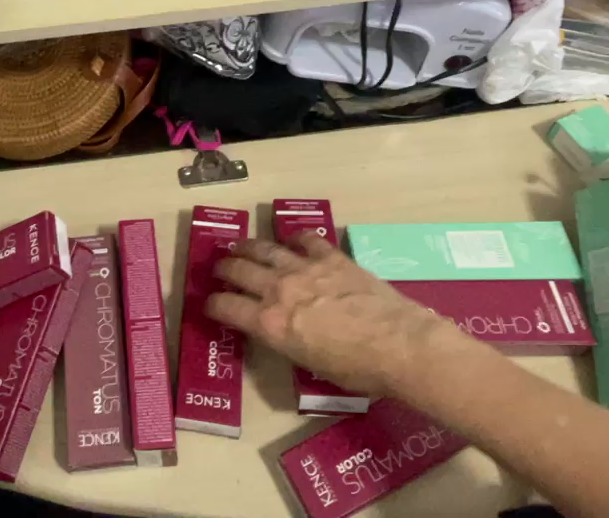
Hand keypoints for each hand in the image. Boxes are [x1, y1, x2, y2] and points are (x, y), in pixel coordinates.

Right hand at [206, 233, 454, 396]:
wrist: (399, 345)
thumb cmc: (358, 370)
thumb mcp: (311, 365)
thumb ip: (289, 343)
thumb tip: (283, 332)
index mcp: (271, 324)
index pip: (228, 308)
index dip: (214, 304)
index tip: (208, 303)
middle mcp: (279, 291)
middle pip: (240, 271)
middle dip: (225, 268)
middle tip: (219, 268)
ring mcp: (304, 269)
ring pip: (265, 249)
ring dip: (248, 246)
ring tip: (240, 244)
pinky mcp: (329, 257)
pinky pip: (305, 240)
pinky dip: (294, 238)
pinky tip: (291, 238)